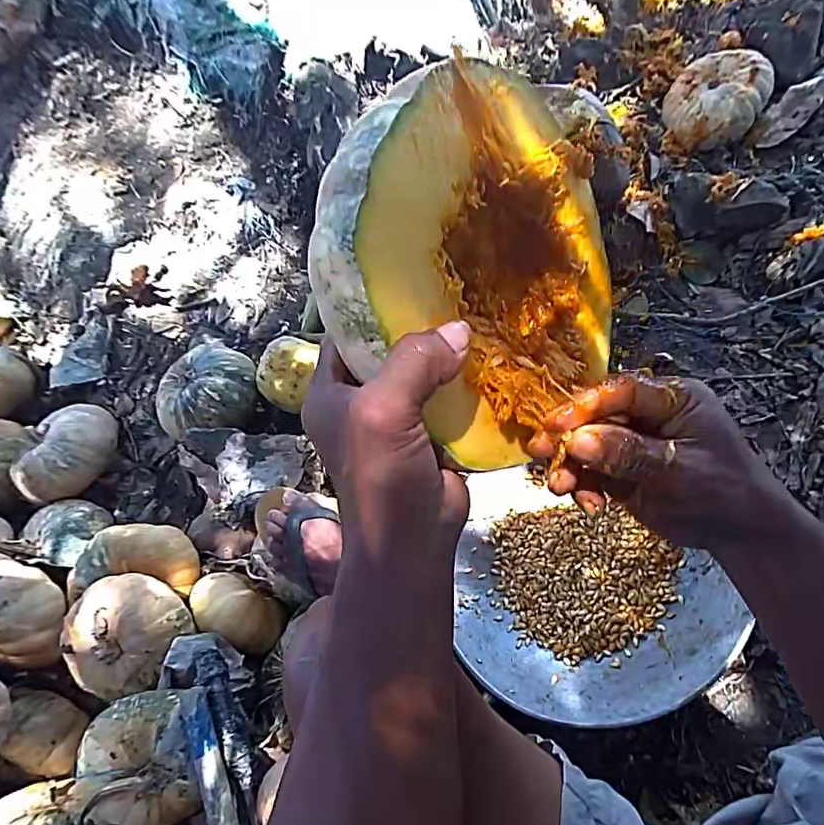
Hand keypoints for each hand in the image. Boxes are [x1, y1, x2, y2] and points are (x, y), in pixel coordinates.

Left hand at [301, 322, 471, 571]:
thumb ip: (413, 362)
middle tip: (456, 298)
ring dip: (449, 359)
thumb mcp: (383, 411)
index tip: (411, 282)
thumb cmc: (382, 479)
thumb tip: (459, 329)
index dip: (372, 310)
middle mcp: (363, 405)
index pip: (346, 337)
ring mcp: (401, 423)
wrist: (415, 543)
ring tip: (480, 324)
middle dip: (421, 332)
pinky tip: (491, 366)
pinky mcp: (434, 439)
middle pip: (391, 353)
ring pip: (426, 377)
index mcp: (332, 394)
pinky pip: (451, 403)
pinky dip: (469, 388)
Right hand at [527, 374, 780, 549]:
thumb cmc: (722, 492)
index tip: (555, 425)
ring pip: (591, 446)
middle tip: (538, 452)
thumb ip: (628, 454)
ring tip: (560, 488)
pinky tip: (588, 506)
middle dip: (568, 438)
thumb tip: (577, 440)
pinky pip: (595, 473)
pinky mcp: (627, 472)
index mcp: (674, 400)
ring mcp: (637, 444)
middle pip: (599, 418)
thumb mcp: (677, 471)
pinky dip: (585, 487)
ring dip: (572, 467)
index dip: (586, 405)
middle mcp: (651, 417)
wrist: (740, 531)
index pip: (623, 392)